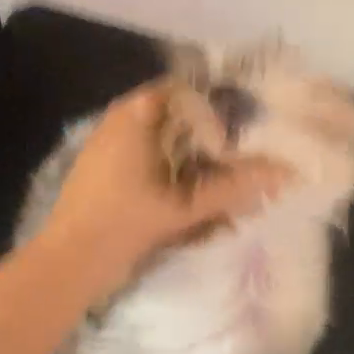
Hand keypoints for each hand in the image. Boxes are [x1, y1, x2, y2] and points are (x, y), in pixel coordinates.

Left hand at [42, 80, 289, 282]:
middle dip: (214, 137)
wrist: (70, 262)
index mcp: (136, 113)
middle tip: (250, 155)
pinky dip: (175, 175)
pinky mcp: (108, 172)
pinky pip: (151, 162)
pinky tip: (197, 198)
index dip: (225, 104)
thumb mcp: (183, 206)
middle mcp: (122, 120)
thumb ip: (232, 186)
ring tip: (230, 179)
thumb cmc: (123, 223)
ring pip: (167, 142)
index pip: (191, 90)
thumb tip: (284, 172)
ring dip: (196, 160)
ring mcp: (111, 146)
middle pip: (180, 117)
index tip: (254, 123)